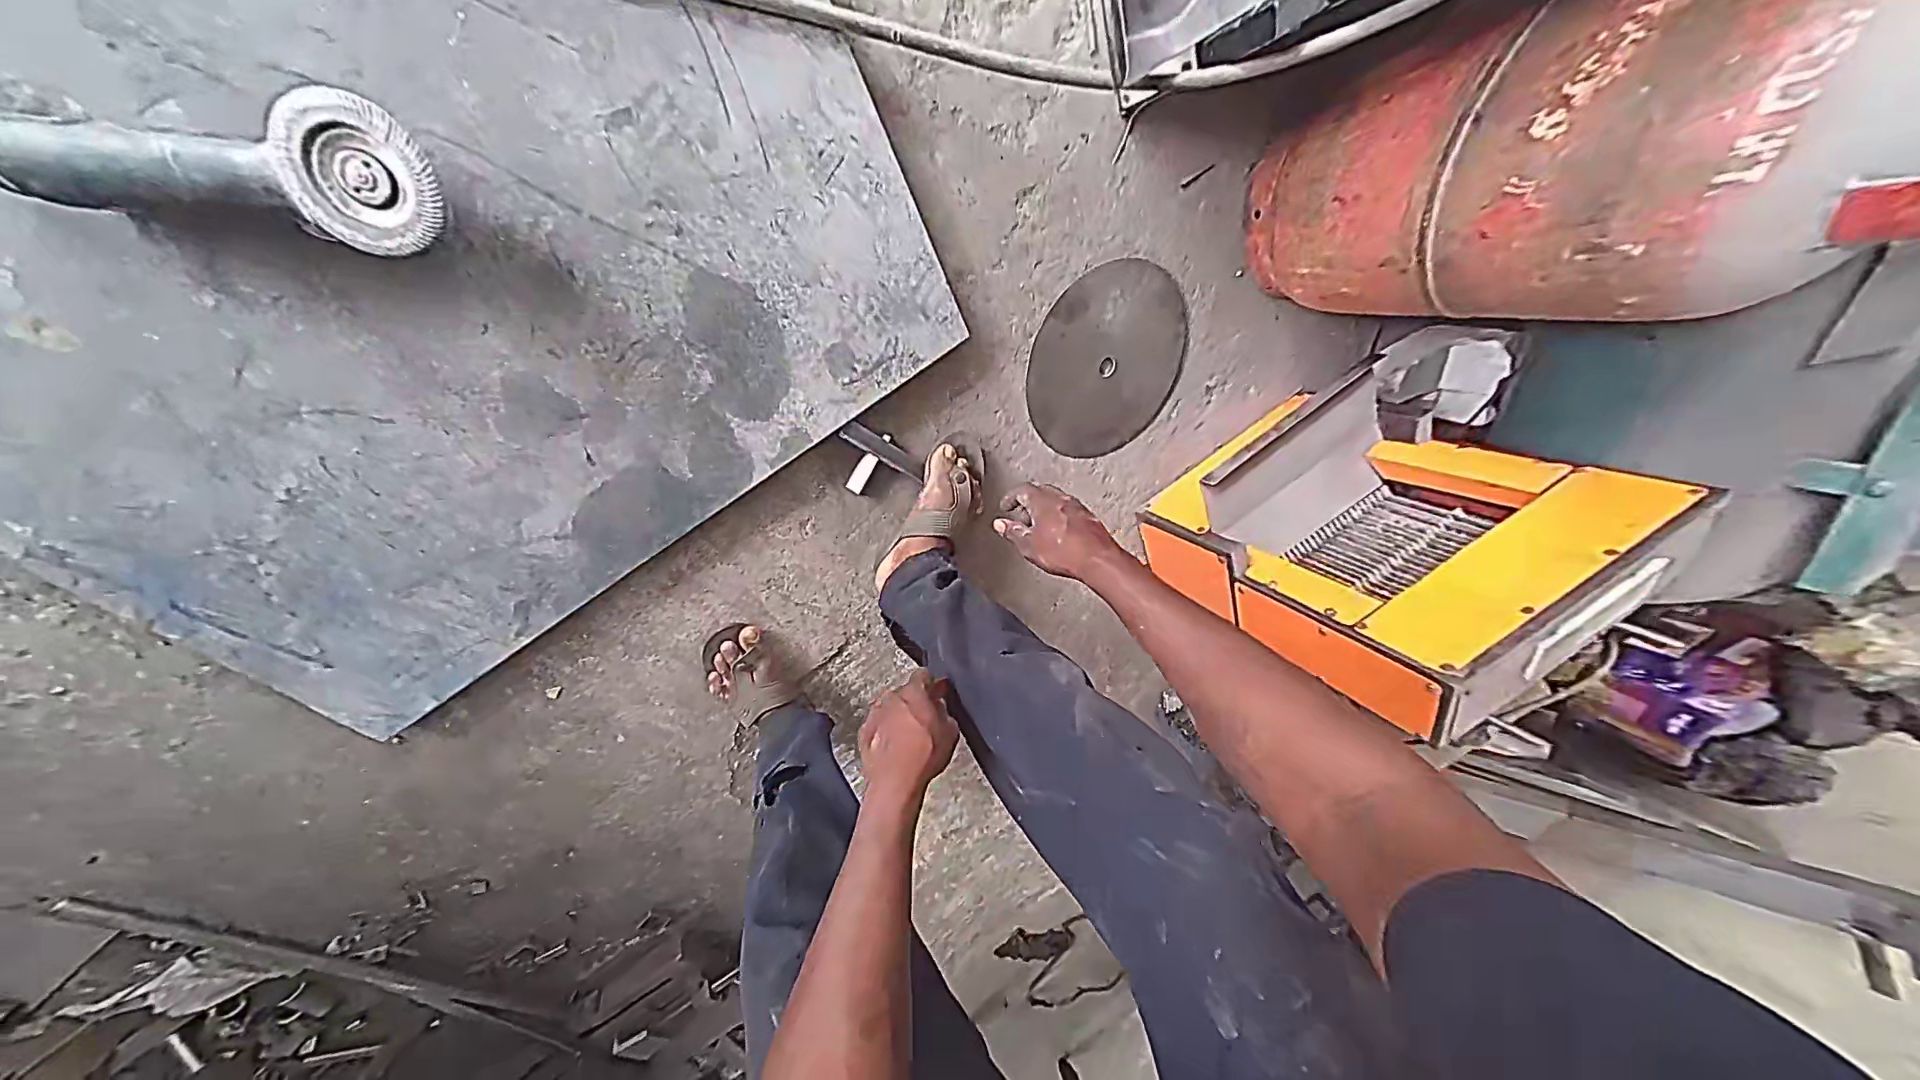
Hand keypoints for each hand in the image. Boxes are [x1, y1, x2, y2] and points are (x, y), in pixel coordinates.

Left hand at [859, 670, 960, 800]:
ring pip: (889, 708)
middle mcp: (890, 699)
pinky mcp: (864, 732)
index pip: (922, 675)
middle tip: (925, 718)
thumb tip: (941, 709)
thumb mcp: (949, 733)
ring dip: (898, 716)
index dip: (931, 683)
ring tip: (910, 736)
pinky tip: (895, 746)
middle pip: (904, 692)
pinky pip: (877, 725)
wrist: (894, 782)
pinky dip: (884, 731)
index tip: (936, 690)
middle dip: (914, 701)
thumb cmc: (920, 757)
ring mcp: (875, 715)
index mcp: (913, 693)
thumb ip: (945, 713)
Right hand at [993, 483, 1125, 579]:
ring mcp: (1078, 507)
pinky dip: (1060, 518)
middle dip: (1028, 504)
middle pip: (1040, 493)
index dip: (1010, 498)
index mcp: (1043, 500)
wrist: (1097, 559)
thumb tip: (1001, 524)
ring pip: (1056, 502)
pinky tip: (1059, 534)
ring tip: (1039, 528)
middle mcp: (1061, 499)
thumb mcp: (1028, 545)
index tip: (1006, 505)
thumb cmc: (1065, 551)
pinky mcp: (1089, 518)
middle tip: (1020, 517)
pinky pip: (1069, 512)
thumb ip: (1013, 532)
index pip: (1022, 490)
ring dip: (1045, 511)